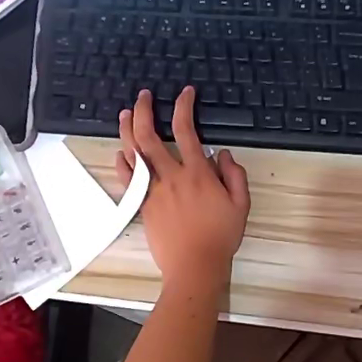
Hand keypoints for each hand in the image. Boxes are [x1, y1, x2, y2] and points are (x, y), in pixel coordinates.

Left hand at [115, 87, 250, 290]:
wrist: (194, 267)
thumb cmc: (220, 238)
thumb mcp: (241, 205)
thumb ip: (235, 175)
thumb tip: (222, 154)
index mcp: (197, 174)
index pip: (186, 130)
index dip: (183, 106)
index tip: (185, 94)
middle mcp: (172, 178)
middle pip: (149, 136)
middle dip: (143, 110)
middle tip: (143, 96)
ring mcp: (153, 192)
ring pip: (133, 154)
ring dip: (126, 130)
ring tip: (124, 114)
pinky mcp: (143, 206)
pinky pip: (128, 180)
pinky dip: (123, 163)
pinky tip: (121, 152)